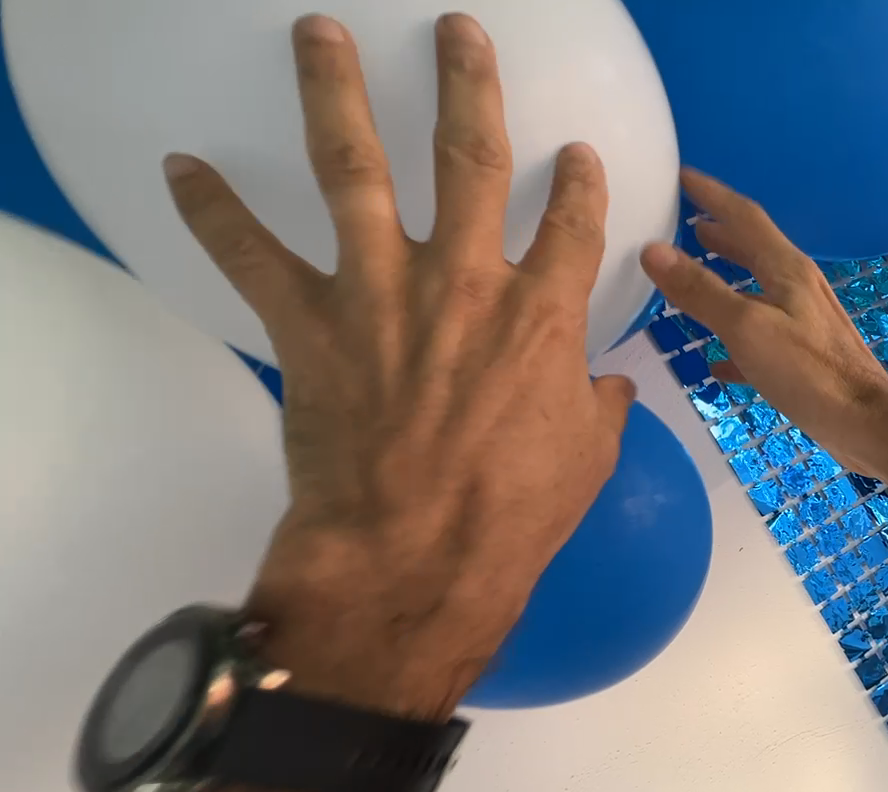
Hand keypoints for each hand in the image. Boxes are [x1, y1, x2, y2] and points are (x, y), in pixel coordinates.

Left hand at [162, 14, 633, 716]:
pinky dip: (215, 211)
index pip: (573, 228)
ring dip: (336, 95)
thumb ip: (601, 405)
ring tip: (322, 34)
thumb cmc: (524, 508)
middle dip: (471, 91)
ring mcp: (385, 294)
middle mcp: (469, 283)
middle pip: (472, 163)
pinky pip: (253, 254)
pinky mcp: (313, 324)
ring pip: (357, 172)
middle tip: (461, 34)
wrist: (424, 551)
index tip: (581, 156)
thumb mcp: (590, 456)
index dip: (582, 186)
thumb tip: (609, 385)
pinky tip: (185, 168)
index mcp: (547, 318)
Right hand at [640, 170, 887, 477]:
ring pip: (760, 295)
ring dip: (729, 285)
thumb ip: (701, 290)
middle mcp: (800, 290)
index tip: (681, 175)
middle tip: (690, 225)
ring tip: (697, 280)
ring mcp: (807, 325)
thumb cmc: (808, 372)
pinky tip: (719, 361)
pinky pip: (766, 341)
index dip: (712, 195)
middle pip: (756, 252)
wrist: (864, 422)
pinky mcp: (808, 360)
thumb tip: (654, 250)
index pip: (746, 217)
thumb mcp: (746, 328)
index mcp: (787, 270)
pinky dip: (739, 342)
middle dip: (723, 237)